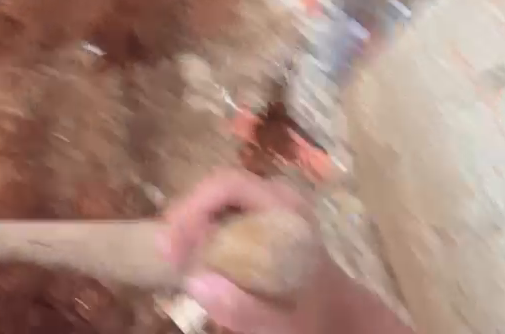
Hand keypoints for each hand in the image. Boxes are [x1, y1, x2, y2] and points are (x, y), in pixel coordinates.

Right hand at [159, 171, 328, 333]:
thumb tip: (193, 281)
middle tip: (164, 254)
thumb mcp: (282, 325)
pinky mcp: (258, 216)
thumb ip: (243, 309)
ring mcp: (267, 203)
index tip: (170, 246)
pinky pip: (222, 211)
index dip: (193, 208)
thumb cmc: (314, 318)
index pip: (229, 185)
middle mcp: (276, 195)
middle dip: (186, 215)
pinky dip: (200, 230)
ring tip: (172, 256)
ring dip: (190, 222)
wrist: (340, 316)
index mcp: (286, 209)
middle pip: (218, 187)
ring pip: (216, 197)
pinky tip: (191, 256)